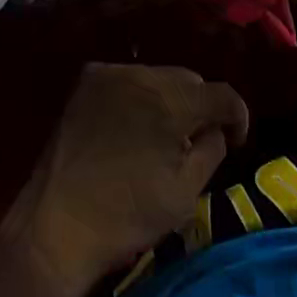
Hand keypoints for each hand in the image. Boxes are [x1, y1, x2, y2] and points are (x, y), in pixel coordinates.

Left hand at [7, 64, 248, 296]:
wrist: (59, 222)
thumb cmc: (128, 214)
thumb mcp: (186, 192)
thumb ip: (211, 150)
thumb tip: (216, 129)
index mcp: (170, 101)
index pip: (220, 93)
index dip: (237, 116)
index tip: (235, 141)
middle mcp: (140, 75)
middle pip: (188, 80)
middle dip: (199, 106)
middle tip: (196, 140)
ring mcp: (108, 73)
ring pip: (157, 76)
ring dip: (168, 99)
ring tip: (162, 135)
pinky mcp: (86, 82)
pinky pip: (127, 79)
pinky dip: (138, 96)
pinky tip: (132, 126)